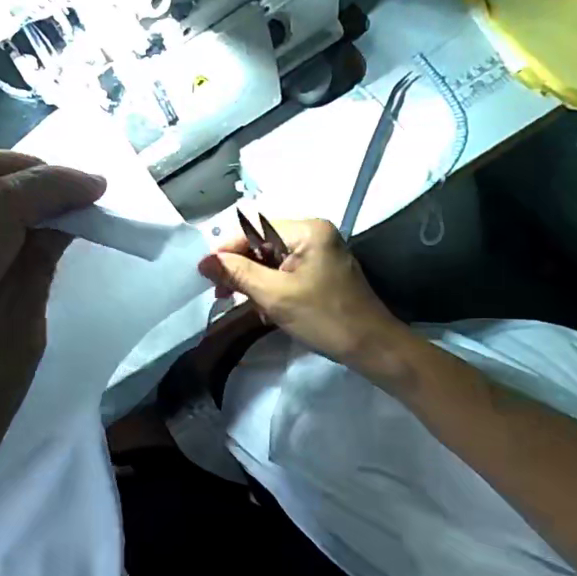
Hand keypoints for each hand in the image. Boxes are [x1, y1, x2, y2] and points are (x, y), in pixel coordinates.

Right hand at [198, 218, 410, 371]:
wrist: (372, 346)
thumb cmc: (324, 318)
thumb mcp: (275, 296)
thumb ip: (238, 274)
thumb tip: (204, 262)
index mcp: (307, 230)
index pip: (254, 229)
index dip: (227, 250)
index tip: (206, 275)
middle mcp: (314, 233)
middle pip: (262, 242)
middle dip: (241, 268)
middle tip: (222, 293)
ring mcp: (320, 251)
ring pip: (272, 258)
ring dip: (255, 280)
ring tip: (246, 304)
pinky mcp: (321, 269)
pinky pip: (286, 270)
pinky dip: (272, 287)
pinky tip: (266, 308)